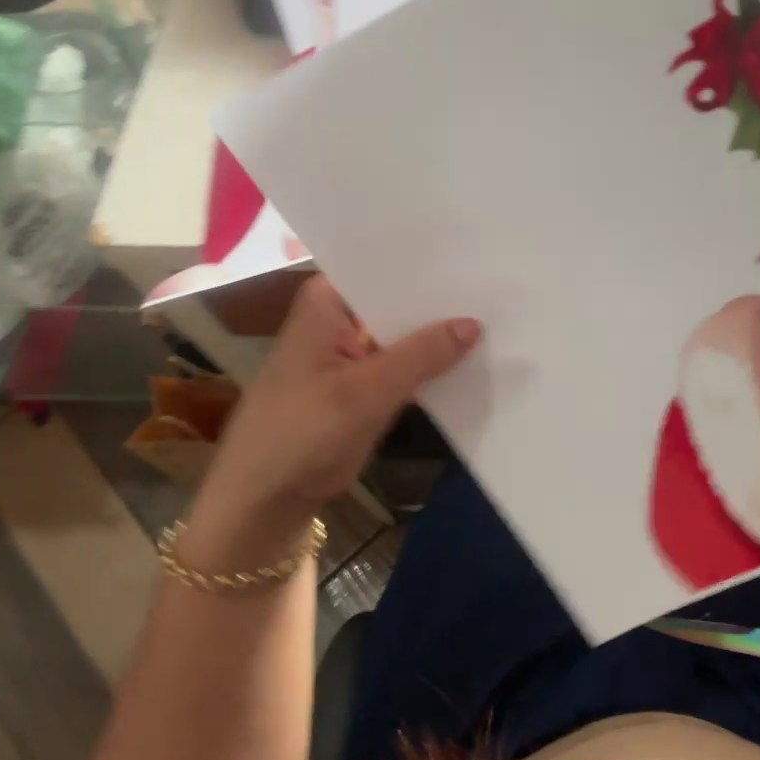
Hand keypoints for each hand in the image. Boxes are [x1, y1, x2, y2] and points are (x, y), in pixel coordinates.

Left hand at [185, 275, 479, 570]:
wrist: (262, 504)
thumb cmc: (300, 435)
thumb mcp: (366, 392)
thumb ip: (422, 355)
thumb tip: (473, 322)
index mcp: (325, 305)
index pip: (381, 268)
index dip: (425, 265)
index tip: (474, 256)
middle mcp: (338, 322)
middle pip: (395, 302)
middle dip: (439, 301)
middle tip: (497, 289)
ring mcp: (351, 358)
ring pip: (402, 339)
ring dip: (437, 338)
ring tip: (497, 319)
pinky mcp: (362, 392)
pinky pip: (402, 371)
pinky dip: (429, 370)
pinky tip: (474, 361)